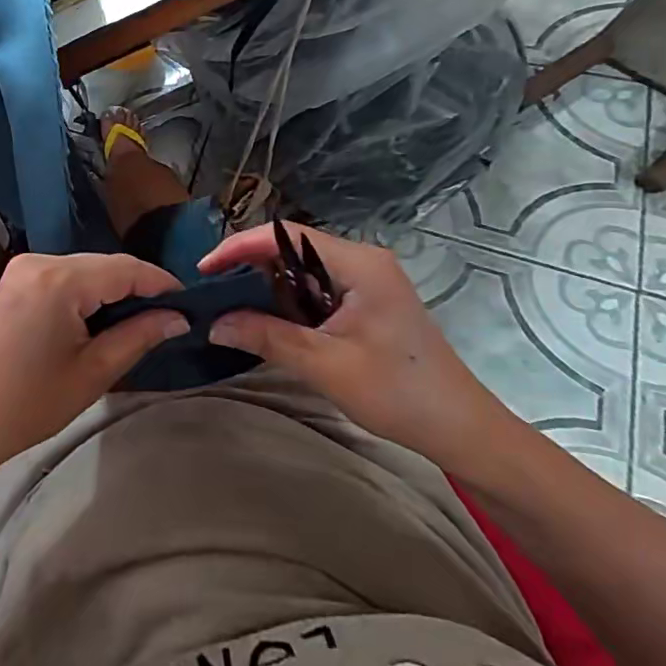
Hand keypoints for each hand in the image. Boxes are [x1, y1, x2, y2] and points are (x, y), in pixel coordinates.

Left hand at [0, 253, 184, 546]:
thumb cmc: (27, 405)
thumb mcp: (93, 373)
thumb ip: (139, 335)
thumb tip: (178, 317)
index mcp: (60, 280)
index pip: (127, 268)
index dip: (162, 283)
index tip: (190, 305)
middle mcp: (41, 261)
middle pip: (105, 264)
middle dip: (139, 287)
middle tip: (169, 318)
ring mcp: (23, 267)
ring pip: (86, 269)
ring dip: (113, 290)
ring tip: (141, 320)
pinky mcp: (15, 280)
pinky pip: (64, 277)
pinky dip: (88, 292)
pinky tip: (102, 318)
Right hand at [200, 223, 523, 474]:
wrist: (461, 429)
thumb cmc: (397, 392)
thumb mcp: (325, 365)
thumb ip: (267, 336)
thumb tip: (214, 324)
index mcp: (358, 263)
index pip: (287, 236)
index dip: (240, 246)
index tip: (205, 268)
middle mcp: (363, 261)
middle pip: (293, 248)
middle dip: (250, 266)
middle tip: (213, 290)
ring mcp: (368, 281)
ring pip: (304, 270)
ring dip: (268, 285)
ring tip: (230, 304)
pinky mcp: (368, 302)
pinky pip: (318, 289)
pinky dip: (289, 301)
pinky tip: (268, 319)